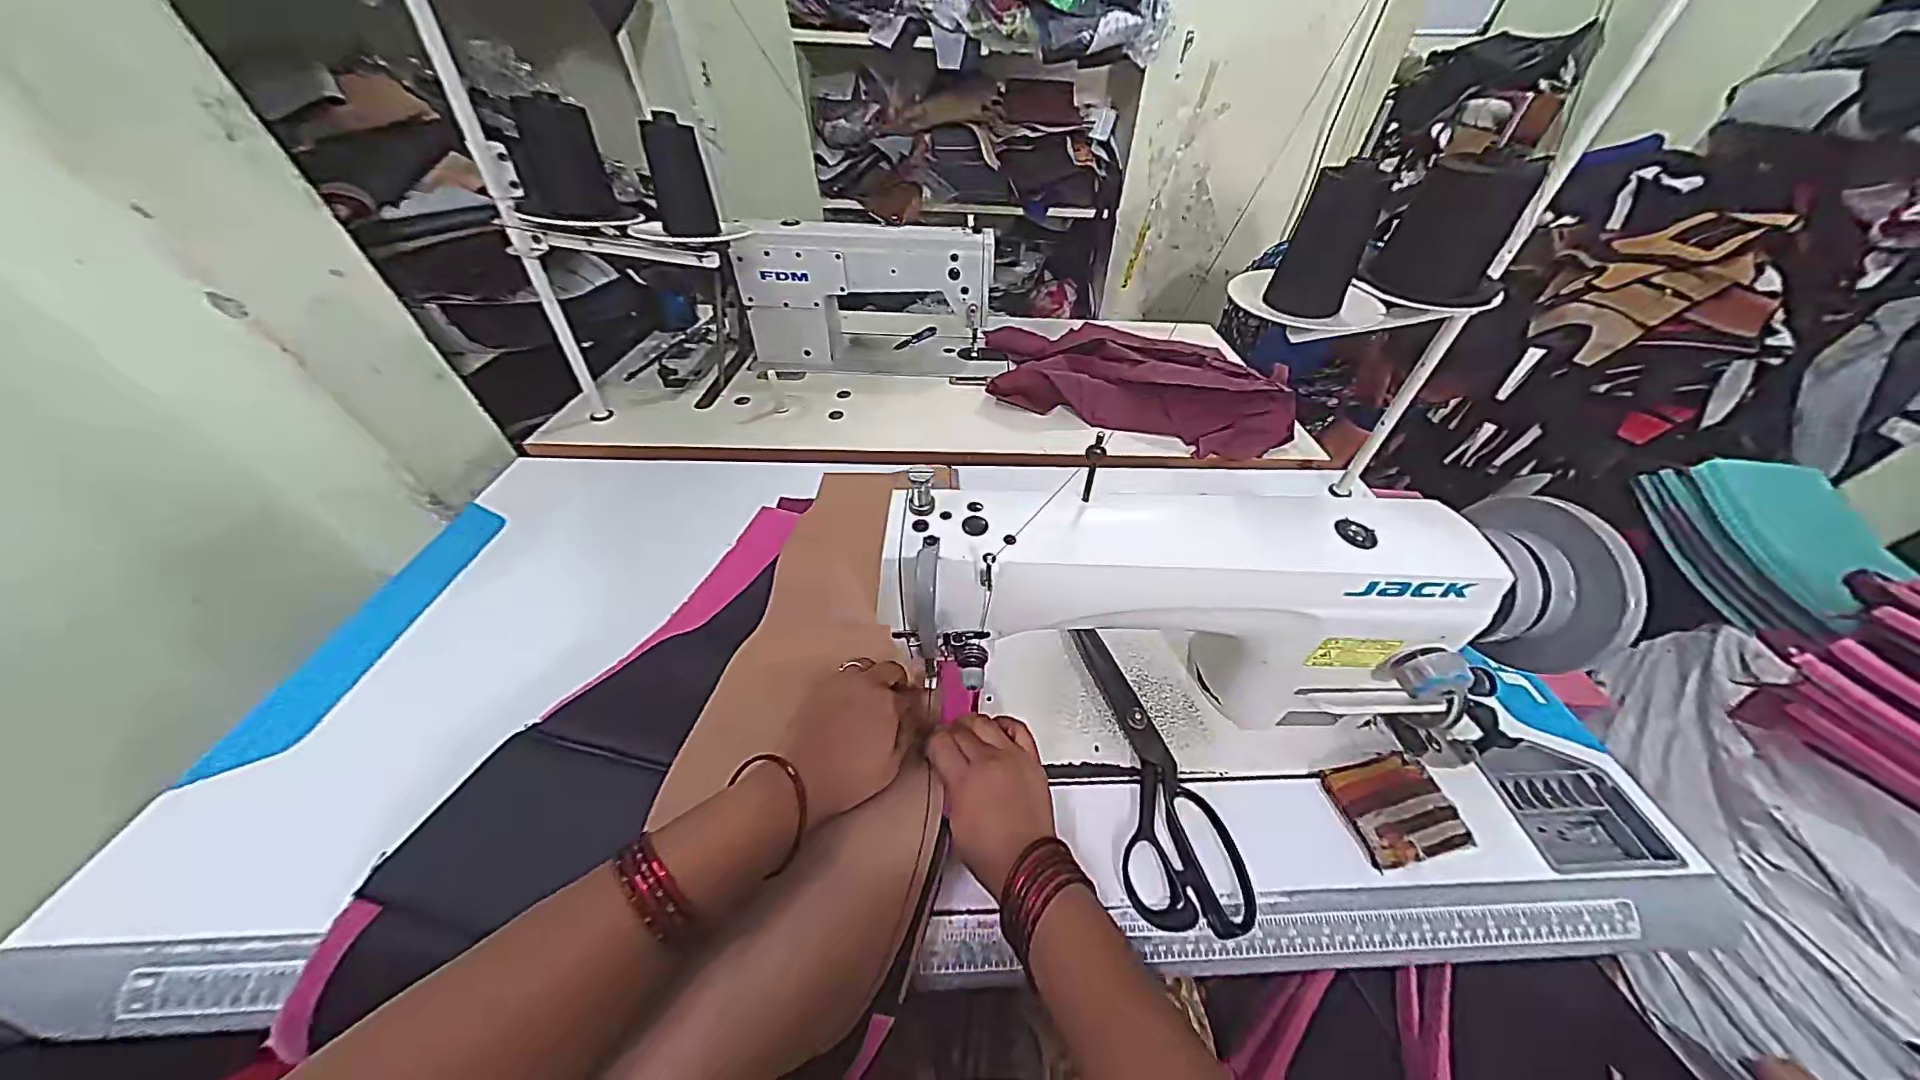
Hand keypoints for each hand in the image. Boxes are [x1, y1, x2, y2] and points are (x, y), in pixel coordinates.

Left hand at [778, 659, 926, 821]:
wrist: (802, 777)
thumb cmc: (849, 777)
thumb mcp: (890, 766)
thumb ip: (905, 737)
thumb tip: (910, 722)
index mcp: (888, 702)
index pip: (910, 695)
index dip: (913, 706)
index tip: (911, 715)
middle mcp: (867, 684)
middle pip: (891, 669)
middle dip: (897, 682)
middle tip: (895, 701)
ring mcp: (842, 682)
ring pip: (865, 666)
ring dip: (873, 676)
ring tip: (870, 697)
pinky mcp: (821, 687)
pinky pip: (843, 675)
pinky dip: (851, 682)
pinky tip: (848, 703)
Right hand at [926, 714, 1055, 896]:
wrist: (1026, 863)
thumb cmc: (992, 853)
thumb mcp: (954, 822)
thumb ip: (950, 789)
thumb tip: (948, 774)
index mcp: (964, 779)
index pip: (940, 742)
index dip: (932, 741)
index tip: (932, 745)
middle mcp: (988, 763)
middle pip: (961, 730)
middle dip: (949, 732)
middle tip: (946, 738)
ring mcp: (1012, 758)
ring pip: (986, 723)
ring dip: (972, 724)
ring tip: (968, 730)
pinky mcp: (1031, 761)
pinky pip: (1018, 729)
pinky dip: (1005, 724)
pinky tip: (998, 728)